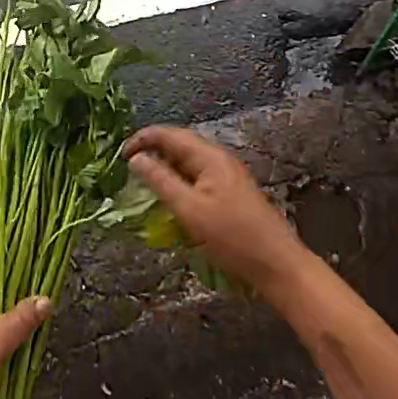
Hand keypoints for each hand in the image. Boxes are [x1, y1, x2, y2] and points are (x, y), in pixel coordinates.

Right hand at [122, 125, 310, 295]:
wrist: (277, 264)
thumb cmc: (232, 237)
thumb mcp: (190, 210)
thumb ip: (161, 182)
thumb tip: (136, 159)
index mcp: (210, 156)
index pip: (170, 134)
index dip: (143, 139)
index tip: (120, 154)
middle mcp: (219, 158)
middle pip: (180, 145)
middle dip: (153, 151)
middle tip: (129, 167)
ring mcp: (226, 175)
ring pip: (188, 162)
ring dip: (165, 167)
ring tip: (144, 181)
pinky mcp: (230, 192)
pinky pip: (197, 177)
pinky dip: (179, 181)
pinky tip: (170, 197)